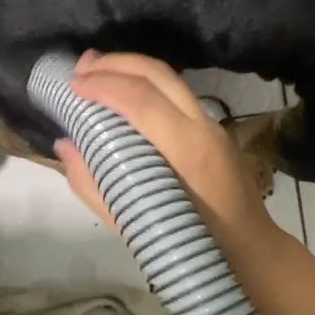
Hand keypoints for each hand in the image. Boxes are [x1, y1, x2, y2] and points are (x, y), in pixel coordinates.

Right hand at [57, 52, 277, 241]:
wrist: (249, 251)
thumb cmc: (190, 246)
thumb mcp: (134, 223)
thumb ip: (93, 184)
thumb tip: (65, 145)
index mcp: (187, 149)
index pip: (140, 99)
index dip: (103, 86)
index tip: (72, 86)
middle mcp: (204, 126)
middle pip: (157, 74)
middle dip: (115, 64)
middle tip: (80, 66)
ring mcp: (213, 124)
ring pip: (170, 78)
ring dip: (131, 68)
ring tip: (97, 70)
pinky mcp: (214, 128)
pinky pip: (176, 92)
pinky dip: (146, 83)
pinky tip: (125, 92)